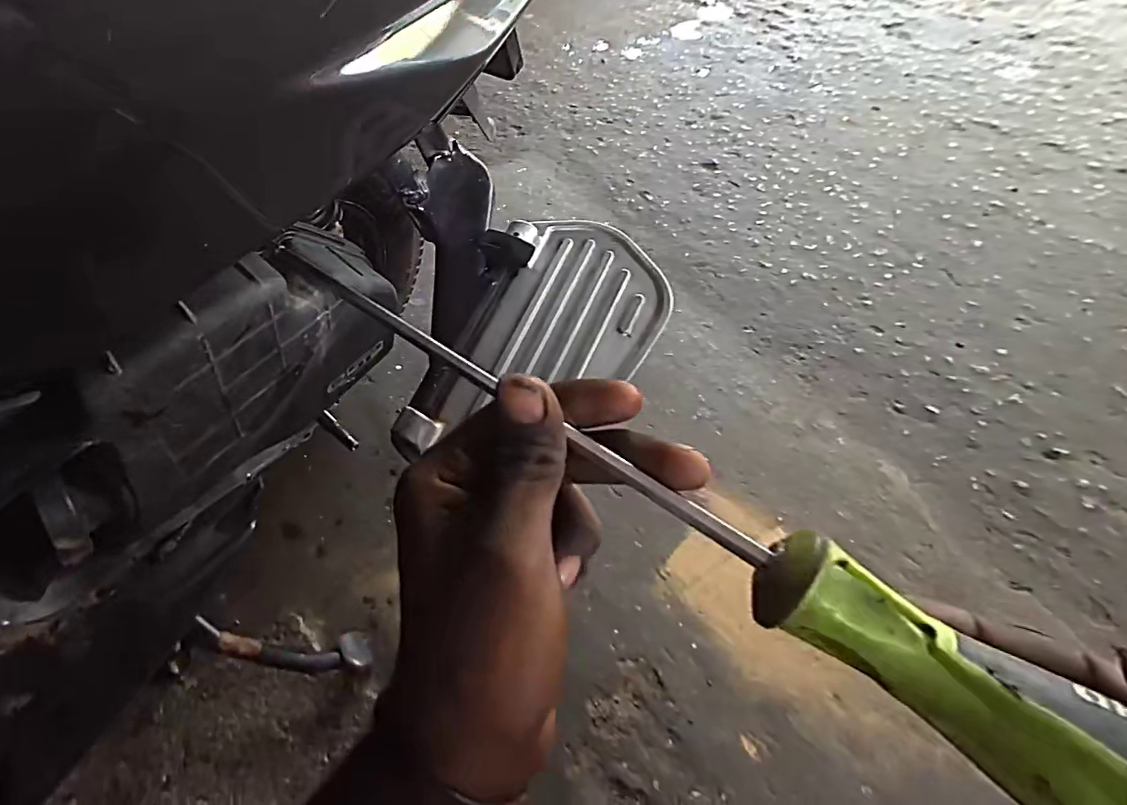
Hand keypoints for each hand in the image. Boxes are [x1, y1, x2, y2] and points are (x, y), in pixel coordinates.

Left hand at [374, 375, 711, 801]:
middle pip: (547, 451)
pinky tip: (561, 584)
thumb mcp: (511, 544)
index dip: (574, 406)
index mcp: (442, 475)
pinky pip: (560, 524)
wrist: (476, 741)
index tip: (629, 402)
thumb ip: (524, 463)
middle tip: (684, 468)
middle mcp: (462, 488)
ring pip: (560, 489)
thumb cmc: (485, 643)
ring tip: (563, 574)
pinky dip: (571, 549)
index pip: (514, 417)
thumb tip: (524, 386)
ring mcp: (490, 520)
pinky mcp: (516, 551)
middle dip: (610, 463)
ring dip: (575, 527)